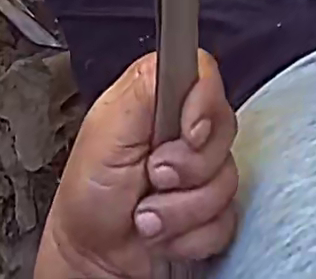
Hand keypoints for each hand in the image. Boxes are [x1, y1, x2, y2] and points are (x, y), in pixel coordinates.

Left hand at [38, 51, 239, 278]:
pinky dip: (191, 234)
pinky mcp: (209, 206)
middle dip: (188, 165)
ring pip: (226, 177)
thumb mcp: (107, 130)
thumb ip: (143, 89)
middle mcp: (182, 124)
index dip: (204, 103)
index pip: (205, 73)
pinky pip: (225, 217)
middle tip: (153, 174)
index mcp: (158, 95)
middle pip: (222, 125)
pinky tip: (163, 233)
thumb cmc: (89, 191)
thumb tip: (173, 59)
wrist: (92, 255)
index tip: (187, 132)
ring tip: (147, 212)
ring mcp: (199, 165)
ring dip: (182, 208)